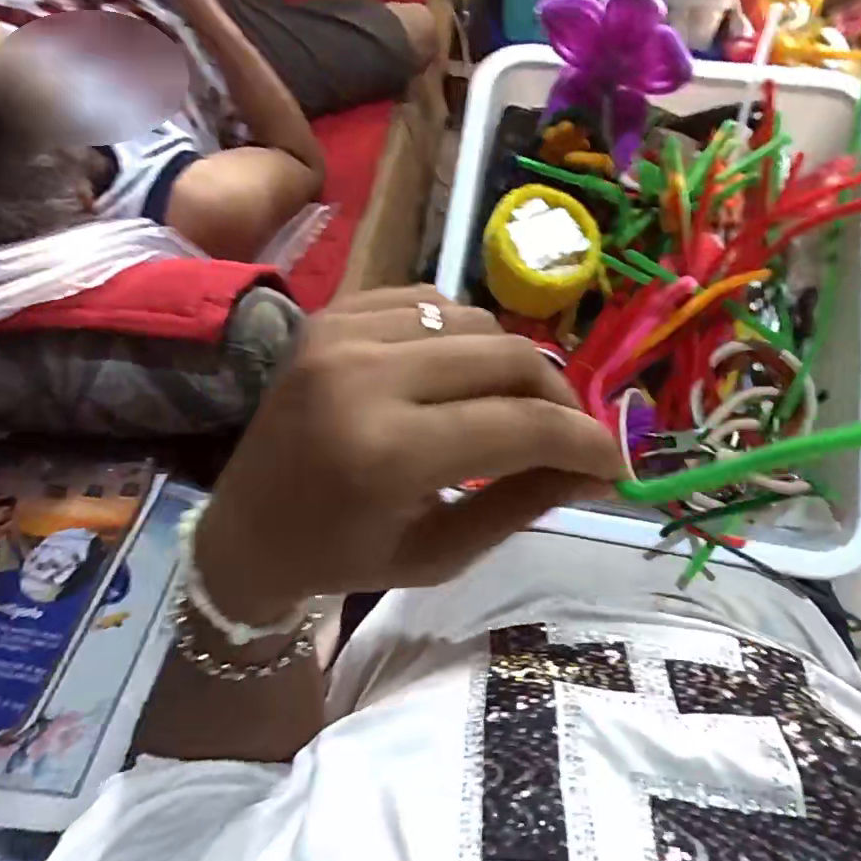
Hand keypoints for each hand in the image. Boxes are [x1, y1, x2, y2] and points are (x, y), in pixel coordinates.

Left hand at [193, 286, 624, 623]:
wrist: (246, 530)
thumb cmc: (345, 557)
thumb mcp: (442, 554)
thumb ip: (524, 503)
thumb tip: (594, 467)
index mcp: (386, 453)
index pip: (522, 425)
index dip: (585, 441)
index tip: (614, 463)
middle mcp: (364, 375)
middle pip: (510, 359)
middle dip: (561, 400)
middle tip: (571, 438)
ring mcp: (342, 332)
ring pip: (479, 322)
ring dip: (516, 367)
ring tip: (516, 409)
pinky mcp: (333, 313)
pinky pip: (432, 302)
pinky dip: (466, 338)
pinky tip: (461, 377)